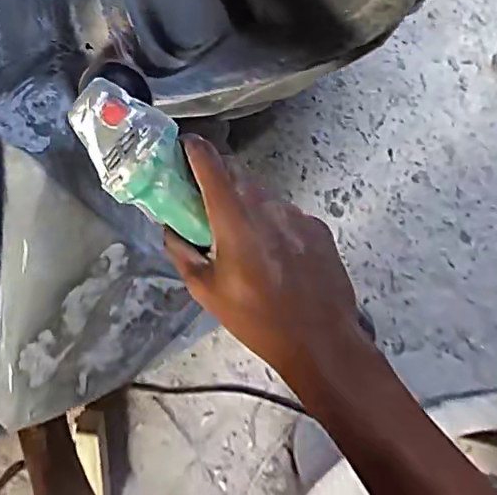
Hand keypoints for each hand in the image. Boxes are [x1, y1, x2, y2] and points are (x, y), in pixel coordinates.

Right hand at [164, 135, 368, 383]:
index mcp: (234, 218)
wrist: (326, 348)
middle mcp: (265, 207)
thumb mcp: (205, 290)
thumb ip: (181, 251)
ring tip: (244, 236)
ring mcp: (295, 215)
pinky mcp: (317, 228)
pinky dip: (272, 221)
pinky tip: (275, 253)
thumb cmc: (258, 320)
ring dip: (244, 202)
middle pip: (234, 172)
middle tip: (205, 200)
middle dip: (215, 178)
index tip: (181, 147)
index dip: (192, 147)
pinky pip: (284, 212)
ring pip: (259, 193)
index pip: (210, 162)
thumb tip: (170, 227)